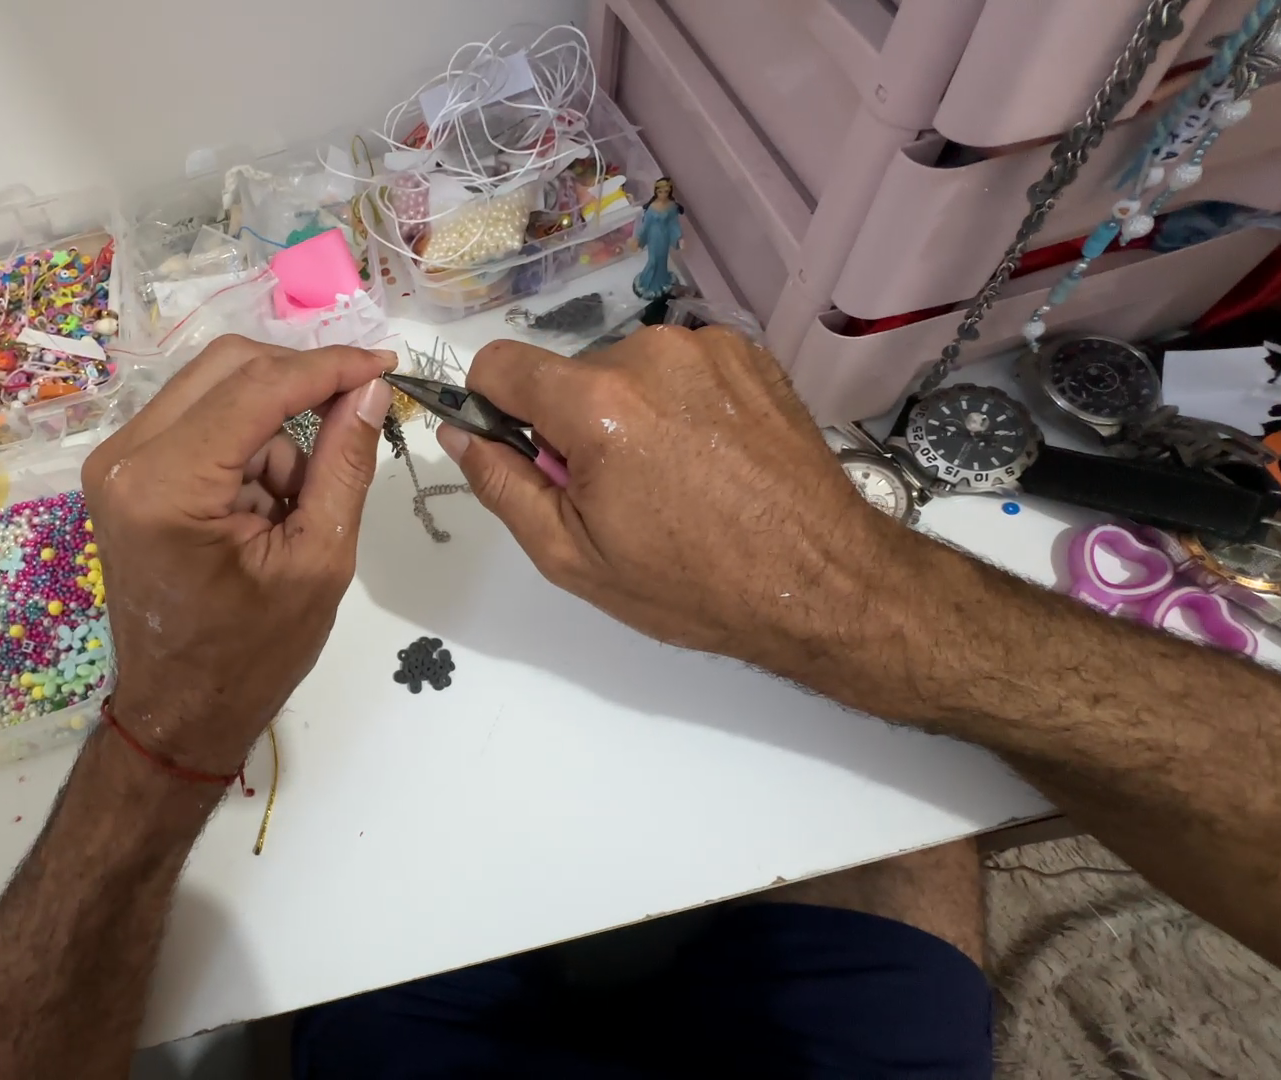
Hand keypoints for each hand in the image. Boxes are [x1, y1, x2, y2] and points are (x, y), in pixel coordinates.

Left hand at [82, 336, 395, 772]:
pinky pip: (202, 421)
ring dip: (274, 429)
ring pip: (217, 389)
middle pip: (229, 367)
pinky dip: (247, 449)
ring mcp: (118, 461)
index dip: (329, 367)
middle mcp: (126, 456)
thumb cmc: (254, 653)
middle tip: (353, 415)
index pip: (258, 387)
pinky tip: (261, 508)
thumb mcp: (320, 559)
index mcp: (166, 485)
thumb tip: (369, 387)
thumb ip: (345, 463)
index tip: (384, 363)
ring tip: (294, 505)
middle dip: (301, 385)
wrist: (182, 708)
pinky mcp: (126, 471)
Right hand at [437, 325, 899, 678]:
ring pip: (620, 372)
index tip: (522, 454)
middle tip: (613, 493)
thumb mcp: (569, 554)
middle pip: (564, 375)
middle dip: (568, 425)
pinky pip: (673, 368)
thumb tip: (458, 432)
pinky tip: (704, 457)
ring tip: (667, 478)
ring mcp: (705, 346)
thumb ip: (500, 484)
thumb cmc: (685, 582)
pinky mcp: (746, 353)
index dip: (492, 407)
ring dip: (622, 414)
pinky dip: (670, 404)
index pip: (499, 364)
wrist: (822, 580)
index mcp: (596, 402)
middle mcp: (649, 353)